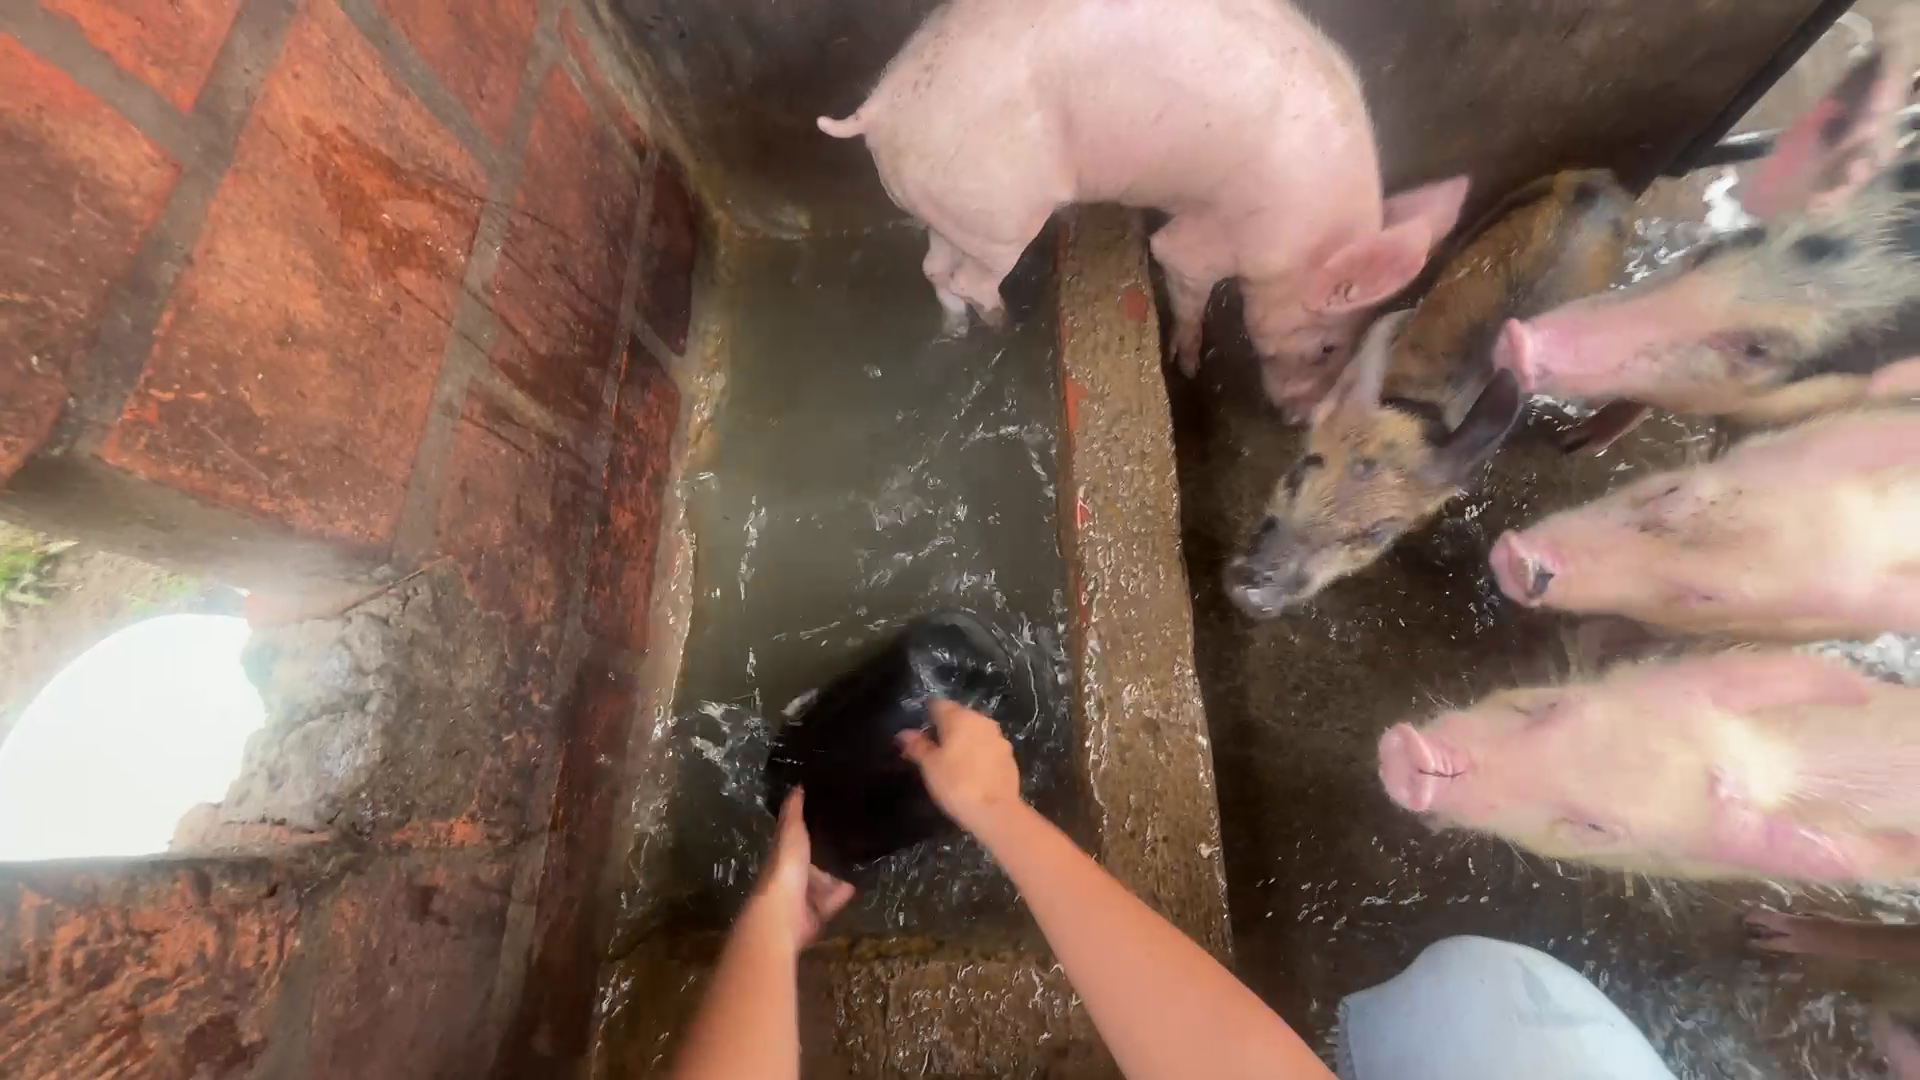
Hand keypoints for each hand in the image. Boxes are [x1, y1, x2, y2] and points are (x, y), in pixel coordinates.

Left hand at [748, 789, 855, 949]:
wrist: (786, 910)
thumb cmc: (786, 864)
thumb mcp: (791, 829)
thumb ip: (794, 809)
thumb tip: (797, 783)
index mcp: (785, 850)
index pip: (797, 833)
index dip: (808, 823)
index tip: (829, 807)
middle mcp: (794, 871)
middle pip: (814, 857)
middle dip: (829, 847)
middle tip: (854, 828)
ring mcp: (806, 892)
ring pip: (827, 877)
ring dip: (840, 868)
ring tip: (863, 849)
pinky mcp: (820, 909)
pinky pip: (837, 895)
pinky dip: (848, 888)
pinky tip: (864, 875)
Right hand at [897, 699, 1022, 832]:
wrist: (996, 811)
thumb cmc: (957, 784)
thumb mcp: (929, 766)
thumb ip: (916, 746)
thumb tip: (903, 733)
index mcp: (959, 717)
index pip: (938, 704)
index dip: (927, 714)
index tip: (919, 730)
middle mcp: (980, 720)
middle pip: (958, 715)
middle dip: (946, 727)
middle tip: (933, 748)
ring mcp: (997, 736)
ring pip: (975, 730)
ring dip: (963, 739)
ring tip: (951, 760)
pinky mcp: (1008, 754)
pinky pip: (987, 745)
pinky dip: (978, 751)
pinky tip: (971, 770)